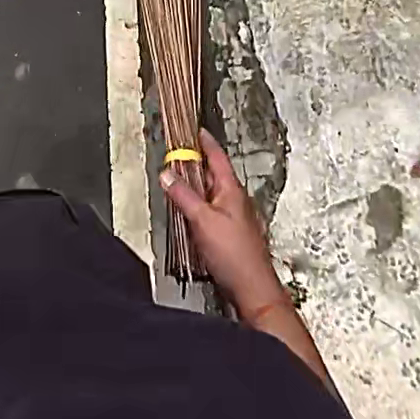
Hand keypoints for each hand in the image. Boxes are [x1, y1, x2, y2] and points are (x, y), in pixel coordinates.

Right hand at [160, 130, 288, 315]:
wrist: (251, 287)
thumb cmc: (234, 254)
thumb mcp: (202, 220)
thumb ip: (184, 196)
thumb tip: (168, 175)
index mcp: (231, 189)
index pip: (217, 156)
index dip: (205, 142)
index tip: (196, 131)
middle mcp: (234, 198)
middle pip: (212, 173)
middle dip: (195, 164)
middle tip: (178, 155)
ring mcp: (234, 215)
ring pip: (211, 192)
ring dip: (195, 186)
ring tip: (178, 182)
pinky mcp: (230, 231)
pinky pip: (211, 209)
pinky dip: (198, 205)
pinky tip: (189, 214)